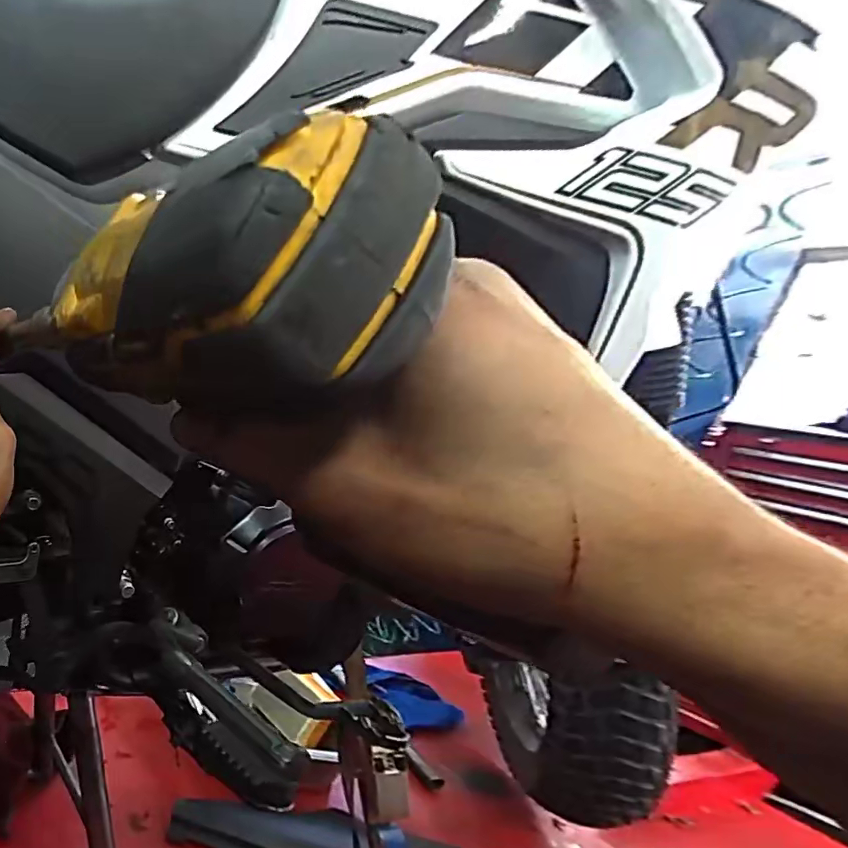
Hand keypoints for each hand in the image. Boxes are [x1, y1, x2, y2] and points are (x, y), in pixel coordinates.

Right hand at [173, 258, 746, 635]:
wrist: (662, 567)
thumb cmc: (500, 518)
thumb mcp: (342, 486)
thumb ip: (249, 444)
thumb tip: (186, 417)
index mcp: (415, 292)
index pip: (282, 304)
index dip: (232, 352)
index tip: (204, 393)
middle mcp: (459, 281)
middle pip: (323, 323)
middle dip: (284, 380)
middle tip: (265, 436)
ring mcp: (495, 311)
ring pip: (364, 344)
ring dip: (329, 392)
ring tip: (322, 446)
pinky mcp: (515, 348)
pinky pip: (409, 358)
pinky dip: (375, 394)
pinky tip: (380, 442)